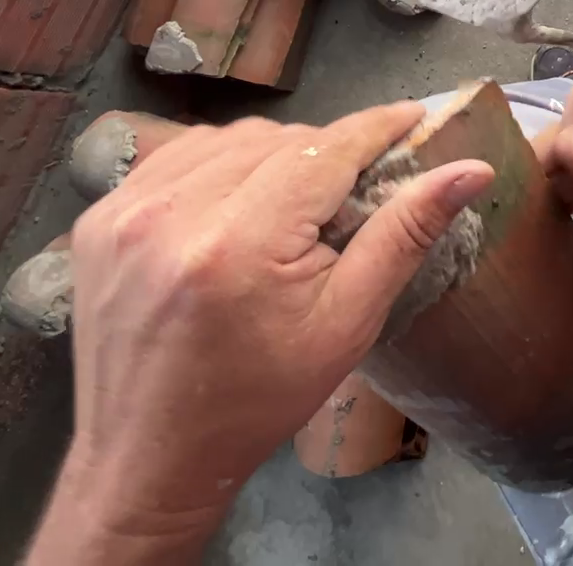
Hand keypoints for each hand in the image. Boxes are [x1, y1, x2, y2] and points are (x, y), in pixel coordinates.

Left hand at [34, 105, 492, 561]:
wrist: (150, 457)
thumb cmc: (264, 394)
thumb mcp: (352, 319)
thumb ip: (408, 231)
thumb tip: (473, 170)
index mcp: (237, 243)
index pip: (324, 148)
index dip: (377, 126)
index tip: (417, 115)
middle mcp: (171, 213)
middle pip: (282, 138)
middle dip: (331, 150)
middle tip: (358, 186)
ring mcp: (124, 211)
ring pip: (234, 138)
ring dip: (281, 152)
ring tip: (301, 197)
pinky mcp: (99, 217)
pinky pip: (186, 154)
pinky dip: (229, 160)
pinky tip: (245, 199)